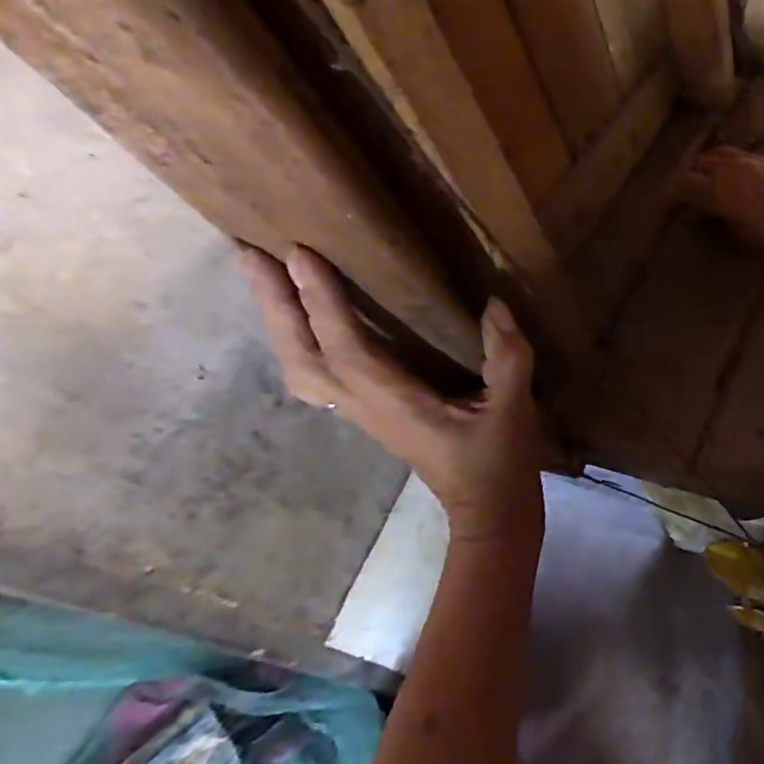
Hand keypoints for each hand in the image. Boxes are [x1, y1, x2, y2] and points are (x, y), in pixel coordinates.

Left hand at [237, 243, 545, 542]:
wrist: (488, 510)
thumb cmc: (499, 462)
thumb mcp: (512, 408)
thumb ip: (507, 356)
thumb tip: (493, 303)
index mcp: (394, 404)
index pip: (346, 347)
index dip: (322, 302)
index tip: (300, 254)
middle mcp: (366, 407)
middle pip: (302, 357)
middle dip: (275, 305)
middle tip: (250, 253)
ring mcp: (363, 413)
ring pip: (302, 368)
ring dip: (280, 323)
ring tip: (269, 280)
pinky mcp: (370, 414)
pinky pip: (318, 375)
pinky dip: (301, 342)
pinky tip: (307, 323)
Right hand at [678, 147, 763, 271]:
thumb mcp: (749, 242)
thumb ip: (725, 227)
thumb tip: (708, 219)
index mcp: (722, 190)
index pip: (683, 185)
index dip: (670, 194)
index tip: (663, 204)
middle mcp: (734, 168)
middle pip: (700, 164)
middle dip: (687, 176)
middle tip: (680, 192)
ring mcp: (756, 161)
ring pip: (721, 154)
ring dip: (709, 164)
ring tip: (703, 178)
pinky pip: (741, 156)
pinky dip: (729, 162)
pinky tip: (734, 175)